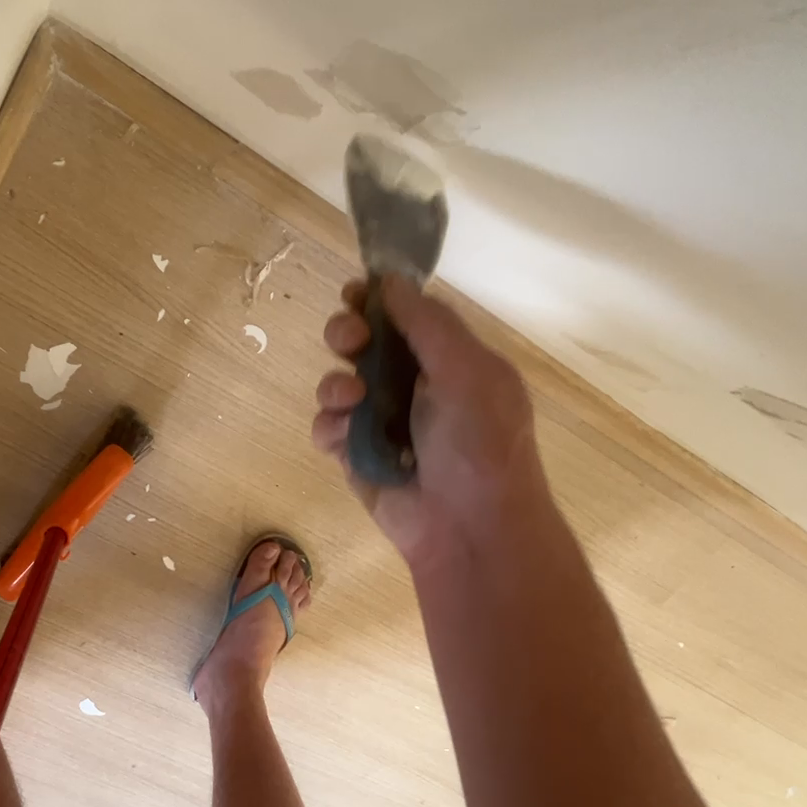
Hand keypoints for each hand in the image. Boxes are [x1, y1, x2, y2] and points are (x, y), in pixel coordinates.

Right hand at [312, 276, 546, 563]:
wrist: (467, 526)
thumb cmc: (480, 443)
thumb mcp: (469, 372)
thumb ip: (428, 324)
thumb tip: (390, 280)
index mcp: (447, 360)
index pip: (404, 316)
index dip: (377, 300)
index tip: (356, 292)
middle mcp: (410, 385)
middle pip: (361, 343)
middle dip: (347, 333)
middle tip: (350, 340)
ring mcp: (379, 421)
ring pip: (337, 384)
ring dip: (335, 383)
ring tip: (351, 398)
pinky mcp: (354, 455)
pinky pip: (327, 428)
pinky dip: (329, 427)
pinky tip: (343, 438)